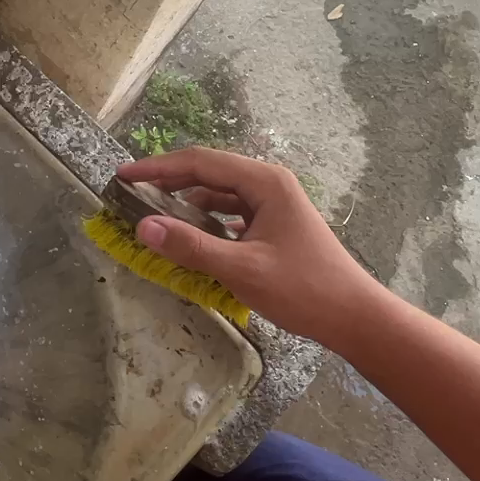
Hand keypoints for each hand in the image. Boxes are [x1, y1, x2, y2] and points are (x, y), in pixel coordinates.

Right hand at [117, 148, 390, 349]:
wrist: (355, 318)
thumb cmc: (303, 289)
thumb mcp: (242, 268)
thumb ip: (191, 246)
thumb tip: (143, 227)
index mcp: (264, 182)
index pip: (200, 163)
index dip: (158, 167)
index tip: (124, 175)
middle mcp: (268, 183)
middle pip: (207, 171)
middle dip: (167, 178)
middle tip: (130, 189)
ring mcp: (272, 203)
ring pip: (217, 191)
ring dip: (184, 198)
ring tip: (152, 209)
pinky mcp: (272, 223)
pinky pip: (229, 210)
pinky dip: (204, 216)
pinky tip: (188, 231)